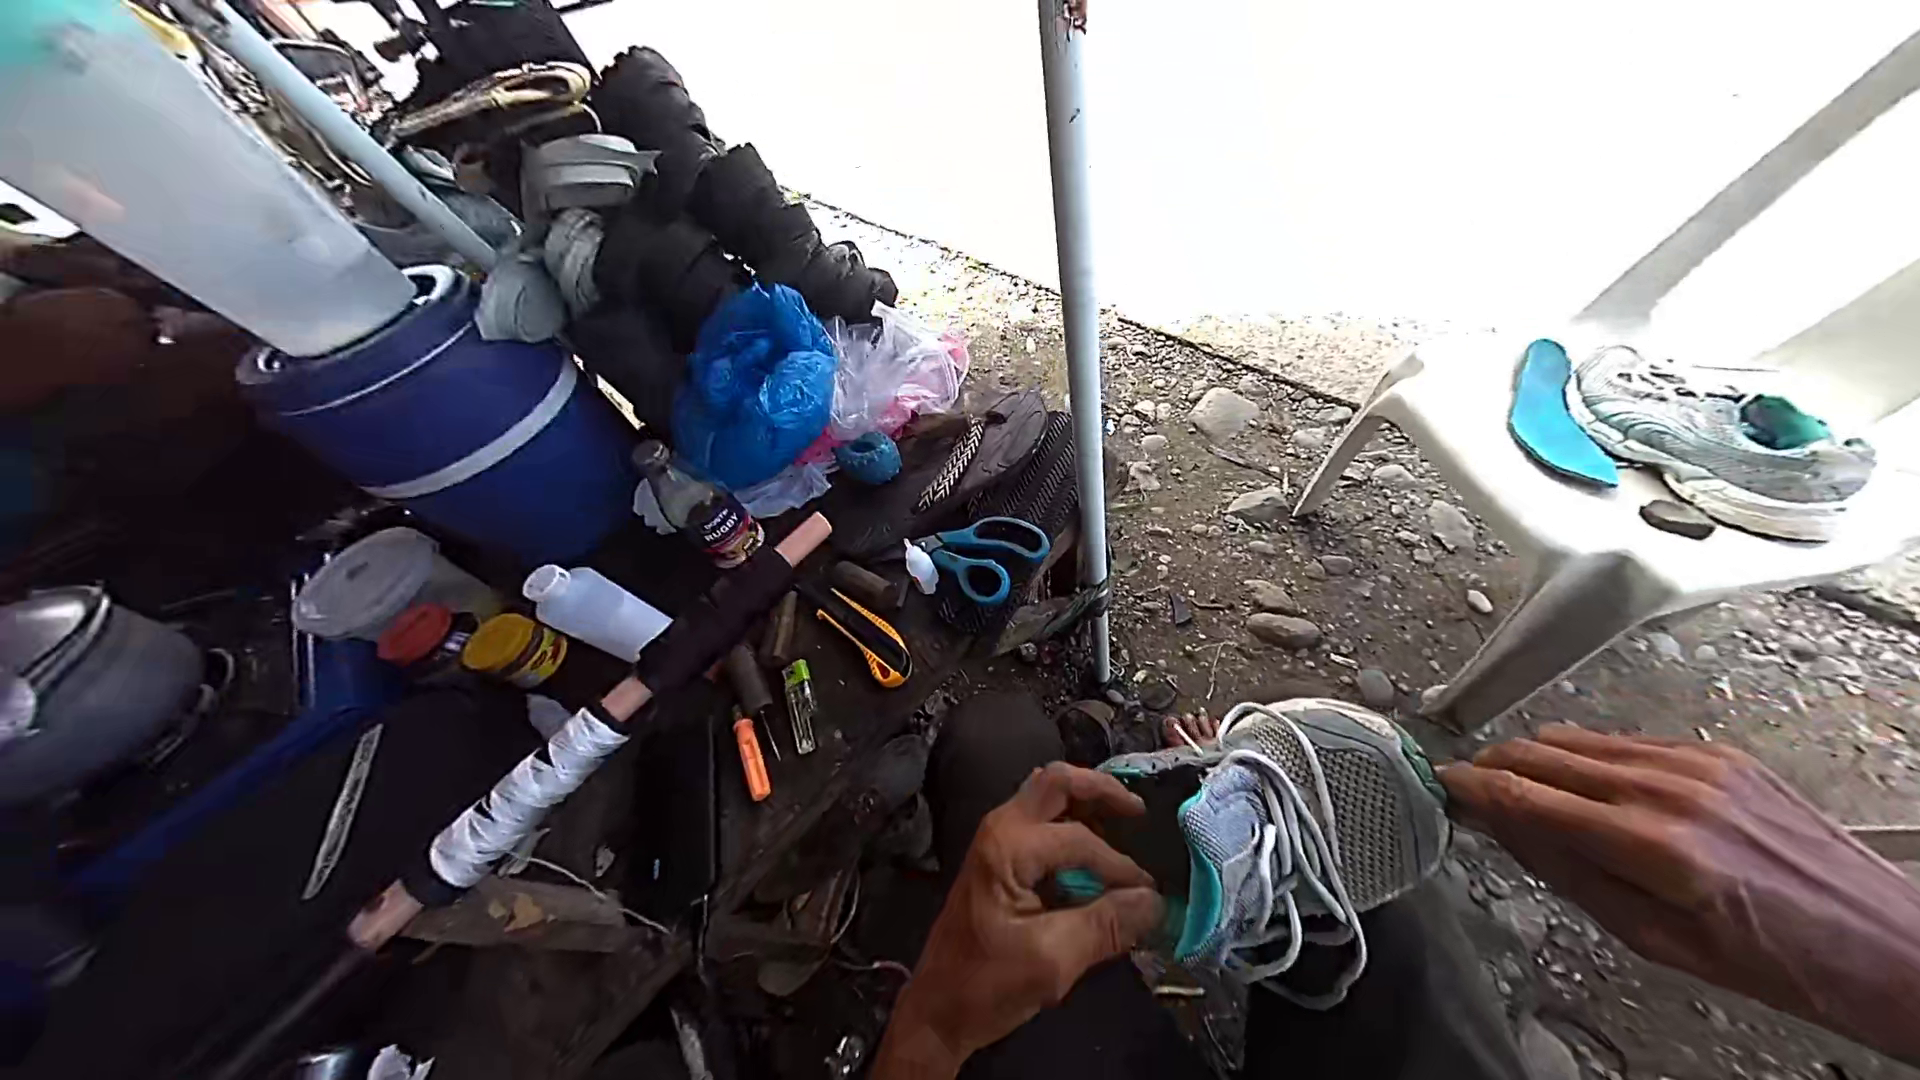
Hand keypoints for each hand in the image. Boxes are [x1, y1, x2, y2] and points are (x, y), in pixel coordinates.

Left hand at [873, 763, 1164, 1078]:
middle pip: (1056, 781)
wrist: (938, 1005)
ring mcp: (997, 833)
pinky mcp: (1000, 849)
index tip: (1150, 894)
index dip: (1119, 865)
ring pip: (1047, 791)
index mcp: (1008, 845)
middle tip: (1138, 812)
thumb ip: (1105, 925)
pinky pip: (1041, 815)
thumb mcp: (1052, 961)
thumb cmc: (987, 983)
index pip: (1078, 839)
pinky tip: (1095, 843)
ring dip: (1086, 800)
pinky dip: (1072, 818)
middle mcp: (1001, 825)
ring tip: (1123, 822)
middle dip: (1101, 789)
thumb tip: (1154, 902)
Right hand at [1440, 724, 1919, 1064]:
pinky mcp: (1711, 751)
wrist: (1903, 951)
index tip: (1441, 784)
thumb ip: (1558, 869)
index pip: (1519, 793)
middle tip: (1478, 789)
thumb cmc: (1773, 962)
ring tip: (1536, 791)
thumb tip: (1491, 822)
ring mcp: (1692, 763)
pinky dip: (1583, 757)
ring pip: (1563, 736)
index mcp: (1651, 847)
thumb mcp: (1649, 938)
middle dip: (1490, 766)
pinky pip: (1613, 738)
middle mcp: (1667, 790)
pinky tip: (1596, 789)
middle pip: (1531, 751)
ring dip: (1532, 759)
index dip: (1467, 784)